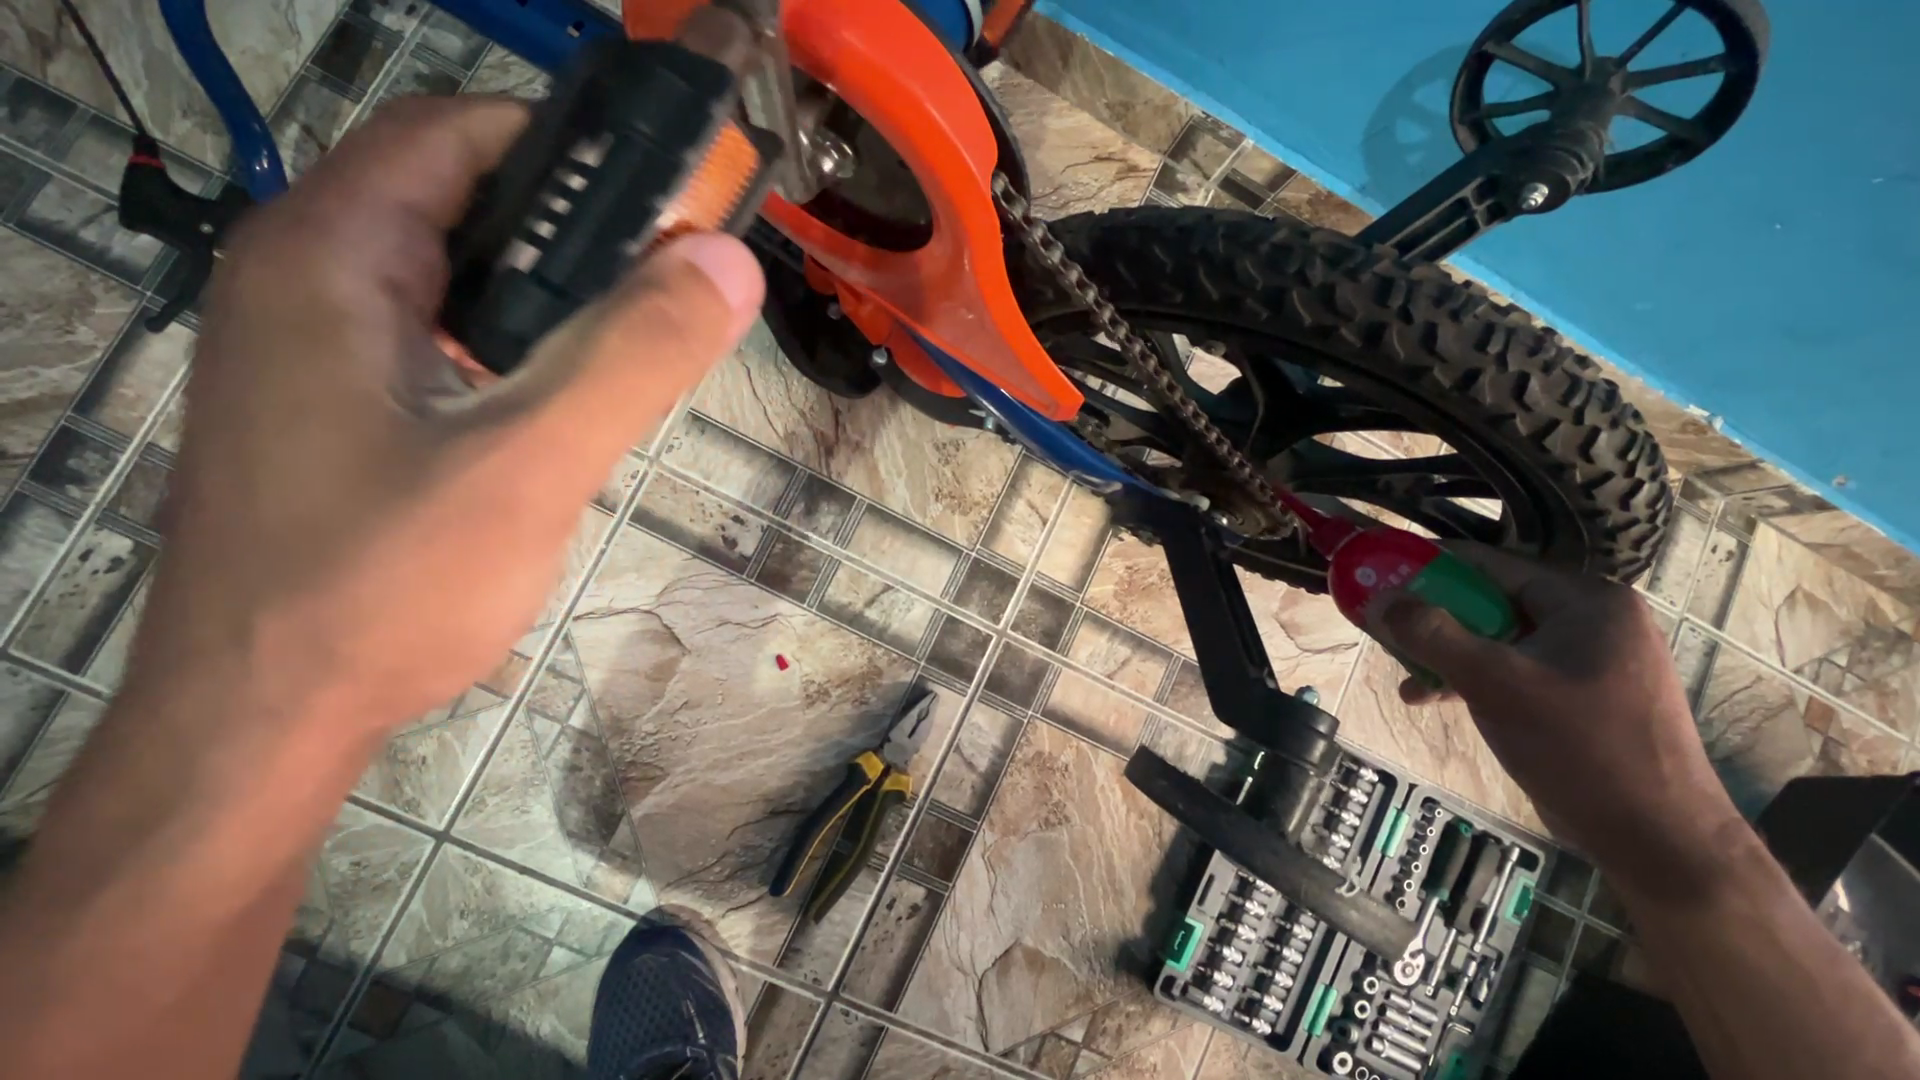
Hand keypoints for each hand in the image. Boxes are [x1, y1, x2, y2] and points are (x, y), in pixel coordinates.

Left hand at [127, 97, 763, 735]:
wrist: (264, 720)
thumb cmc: (381, 587)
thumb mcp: (528, 464)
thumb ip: (632, 356)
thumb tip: (727, 260)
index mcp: (330, 255)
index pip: (460, 133)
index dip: (573, 146)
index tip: (672, 197)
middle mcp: (308, 280)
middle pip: (463, 200)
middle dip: (577, 228)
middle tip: (676, 280)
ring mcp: (319, 349)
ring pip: (460, 276)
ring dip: (555, 293)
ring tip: (640, 340)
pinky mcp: (342, 408)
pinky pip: (447, 338)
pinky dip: (520, 345)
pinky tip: (569, 400)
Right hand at [1378, 546, 1747, 898]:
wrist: (1657, 838)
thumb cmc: (1580, 747)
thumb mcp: (1494, 684)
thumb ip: (1432, 636)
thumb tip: (1380, 599)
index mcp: (1587, 601)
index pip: (1492, 565)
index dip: (1430, 567)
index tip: (1380, 573)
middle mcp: (1593, 620)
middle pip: (1491, 602)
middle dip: (1434, 620)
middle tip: (1385, 632)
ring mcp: (1590, 660)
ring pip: (1498, 640)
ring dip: (1448, 656)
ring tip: (1406, 680)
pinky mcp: (1581, 696)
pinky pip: (1514, 671)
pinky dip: (1474, 681)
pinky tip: (1433, 700)